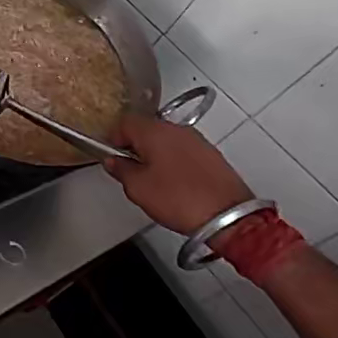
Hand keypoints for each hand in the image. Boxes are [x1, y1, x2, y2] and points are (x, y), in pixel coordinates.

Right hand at [103, 113, 254, 233]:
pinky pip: (183, 150)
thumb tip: (114, 161)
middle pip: (147, 128)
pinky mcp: (211, 154)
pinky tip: (173, 182)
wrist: (226, 215)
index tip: (110, 156)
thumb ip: (121, 170)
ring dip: (155, 153)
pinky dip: (173, 160)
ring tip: (152, 179)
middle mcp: (176, 129)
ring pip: (166, 139)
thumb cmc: (178, 199)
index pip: (125, 122)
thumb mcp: (138, 188)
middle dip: (134, 146)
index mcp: (154, 131)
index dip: (113, 138)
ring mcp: (197, 140)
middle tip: (129, 170)